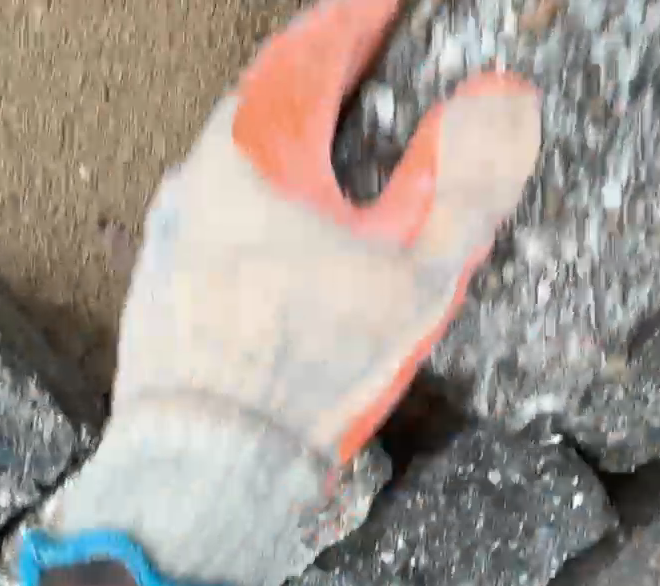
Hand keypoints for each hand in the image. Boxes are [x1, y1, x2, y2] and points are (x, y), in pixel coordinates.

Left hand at [49, 0, 539, 585]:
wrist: (209, 465)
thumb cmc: (308, 374)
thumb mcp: (413, 280)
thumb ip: (463, 184)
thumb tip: (502, 104)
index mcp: (260, 158)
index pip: (313, 49)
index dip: (360, 15)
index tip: (389, 3)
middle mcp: (199, 181)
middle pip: (263, 102)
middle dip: (315, 80)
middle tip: (355, 71)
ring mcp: (169, 235)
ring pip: (231, 165)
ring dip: (278, 152)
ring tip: (319, 162)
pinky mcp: (158, 287)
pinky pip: (208, 223)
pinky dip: (246, 213)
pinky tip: (270, 246)